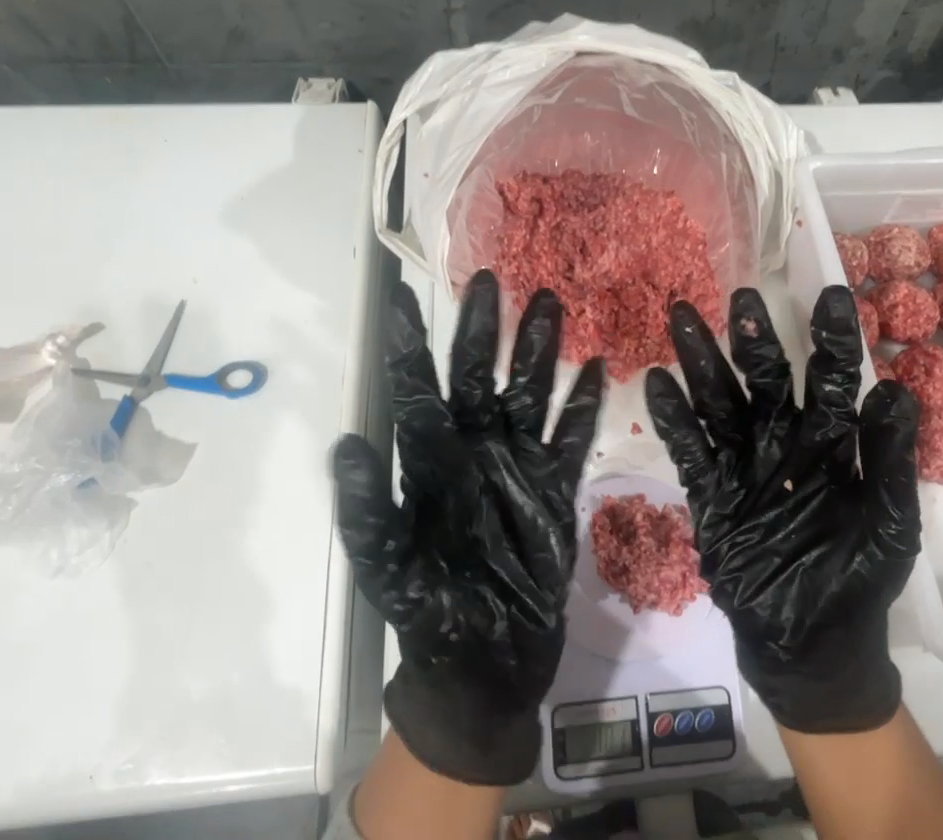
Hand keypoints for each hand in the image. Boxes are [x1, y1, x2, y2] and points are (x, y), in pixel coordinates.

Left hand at [333, 269, 604, 785]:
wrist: (485, 663)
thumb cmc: (429, 612)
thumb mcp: (386, 565)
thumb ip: (364, 507)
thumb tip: (345, 441)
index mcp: (427, 460)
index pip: (414, 388)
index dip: (407, 342)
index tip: (402, 295)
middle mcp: (472, 449)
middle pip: (476, 375)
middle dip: (482, 328)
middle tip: (493, 279)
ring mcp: (517, 465)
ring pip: (528, 394)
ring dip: (538, 351)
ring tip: (551, 304)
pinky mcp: (555, 489)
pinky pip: (571, 439)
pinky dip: (583, 407)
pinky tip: (597, 370)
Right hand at [645, 286, 920, 733]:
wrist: (812, 640)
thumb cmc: (860, 577)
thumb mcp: (888, 520)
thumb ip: (890, 457)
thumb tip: (896, 390)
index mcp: (831, 442)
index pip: (831, 377)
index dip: (832, 337)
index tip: (831, 295)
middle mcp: (784, 440)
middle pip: (765, 378)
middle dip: (754, 336)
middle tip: (741, 295)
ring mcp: (743, 464)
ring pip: (720, 401)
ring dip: (702, 361)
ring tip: (683, 316)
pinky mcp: (711, 494)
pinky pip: (690, 450)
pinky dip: (674, 419)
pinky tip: (656, 384)